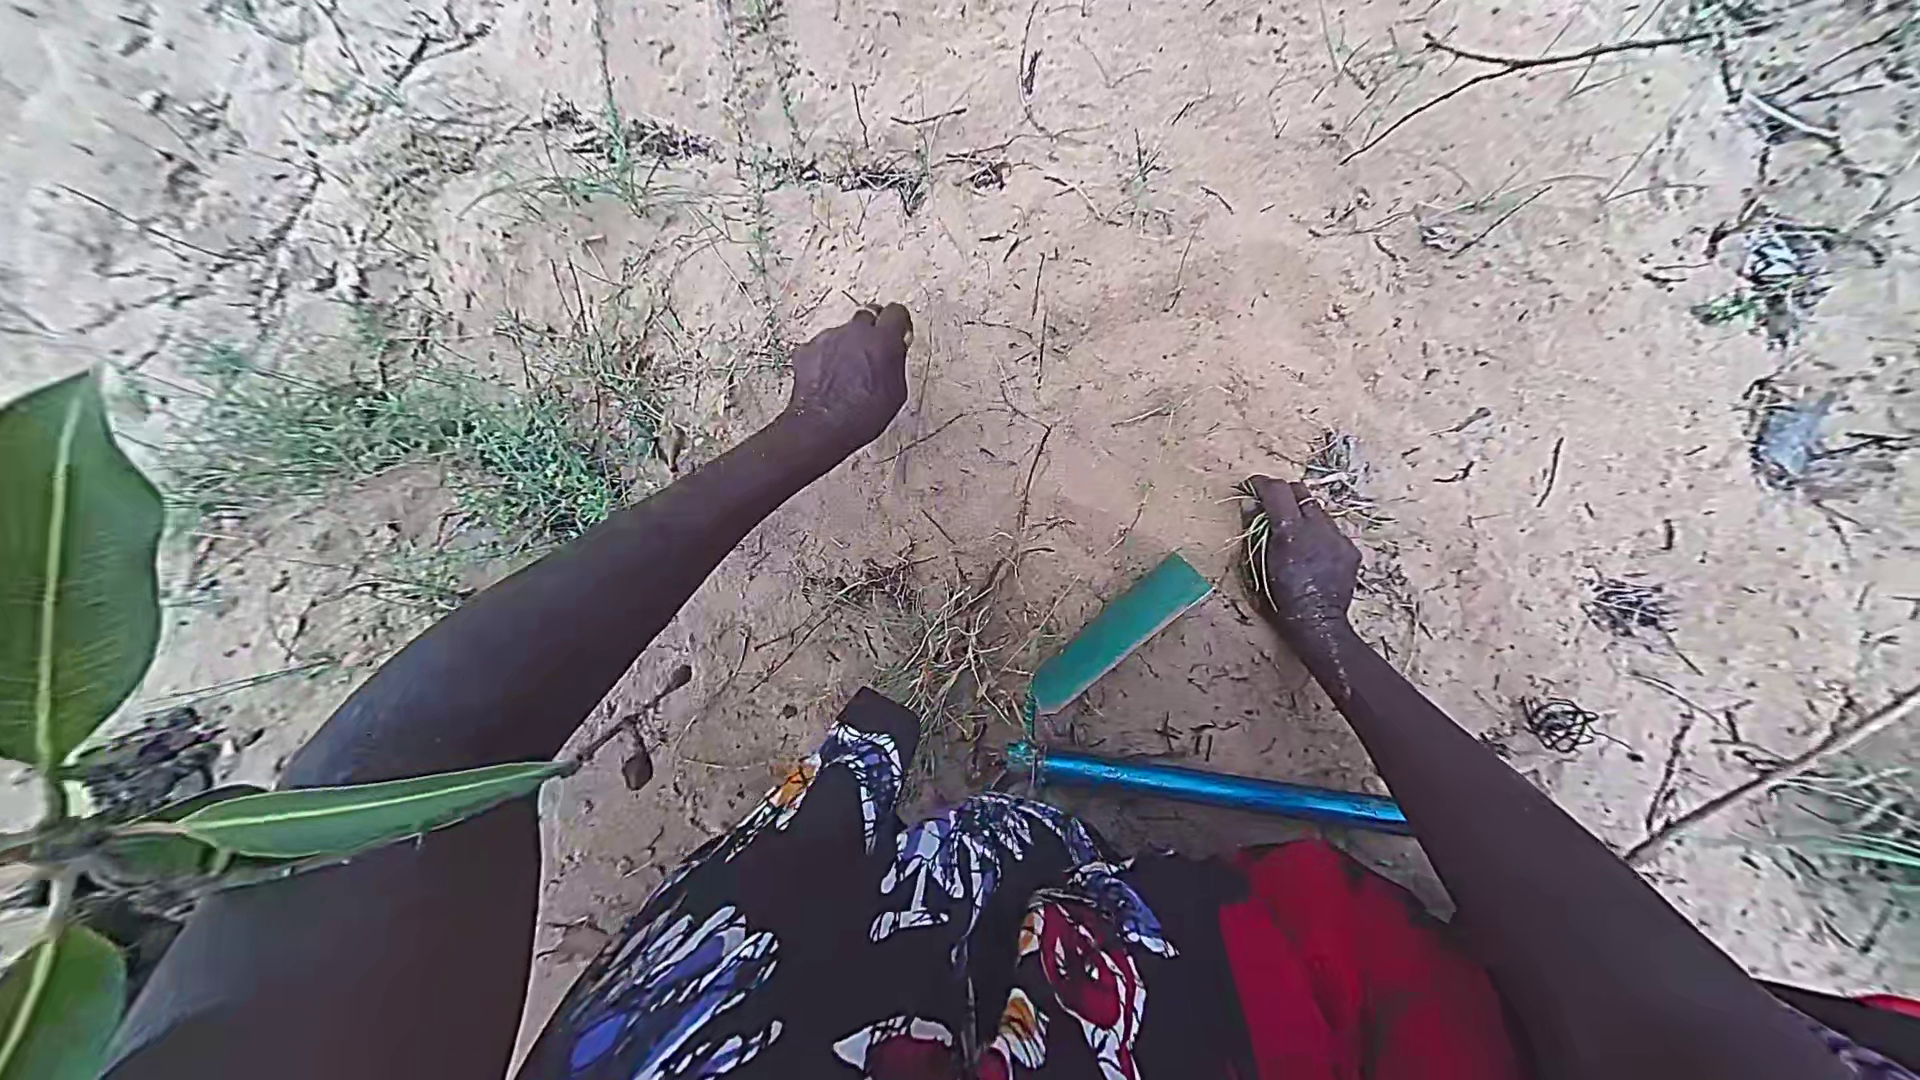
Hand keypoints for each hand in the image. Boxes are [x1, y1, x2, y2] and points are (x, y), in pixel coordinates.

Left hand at [781, 303, 912, 454]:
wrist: (824, 426)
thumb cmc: (862, 414)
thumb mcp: (896, 392)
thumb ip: (896, 362)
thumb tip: (896, 349)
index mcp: (883, 341)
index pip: (896, 312)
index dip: (898, 321)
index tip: (898, 330)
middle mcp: (856, 332)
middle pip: (868, 316)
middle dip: (872, 330)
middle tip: (874, 350)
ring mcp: (829, 338)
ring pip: (843, 332)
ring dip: (848, 345)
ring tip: (849, 372)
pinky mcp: (808, 348)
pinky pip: (822, 345)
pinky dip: (827, 356)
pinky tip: (830, 377)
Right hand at [1249, 476, 1360, 652]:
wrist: (1316, 621)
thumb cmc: (1278, 598)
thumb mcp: (1256, 564)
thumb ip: (1254, 531)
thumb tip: (1250, 505)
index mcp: (1290, 531)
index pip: (1277, 490)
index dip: (1261, 483)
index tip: (1251, 485)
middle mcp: (1317, 527)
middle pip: (1300, 492)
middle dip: (1283, 493)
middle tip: (1269, 504)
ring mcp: (1338, 538)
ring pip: (1317, 511)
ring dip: (1301, 514)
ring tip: (1291, 532)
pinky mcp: (1350, 550)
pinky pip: (1331, 531)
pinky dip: (1317, 533)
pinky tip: (1310, 552)